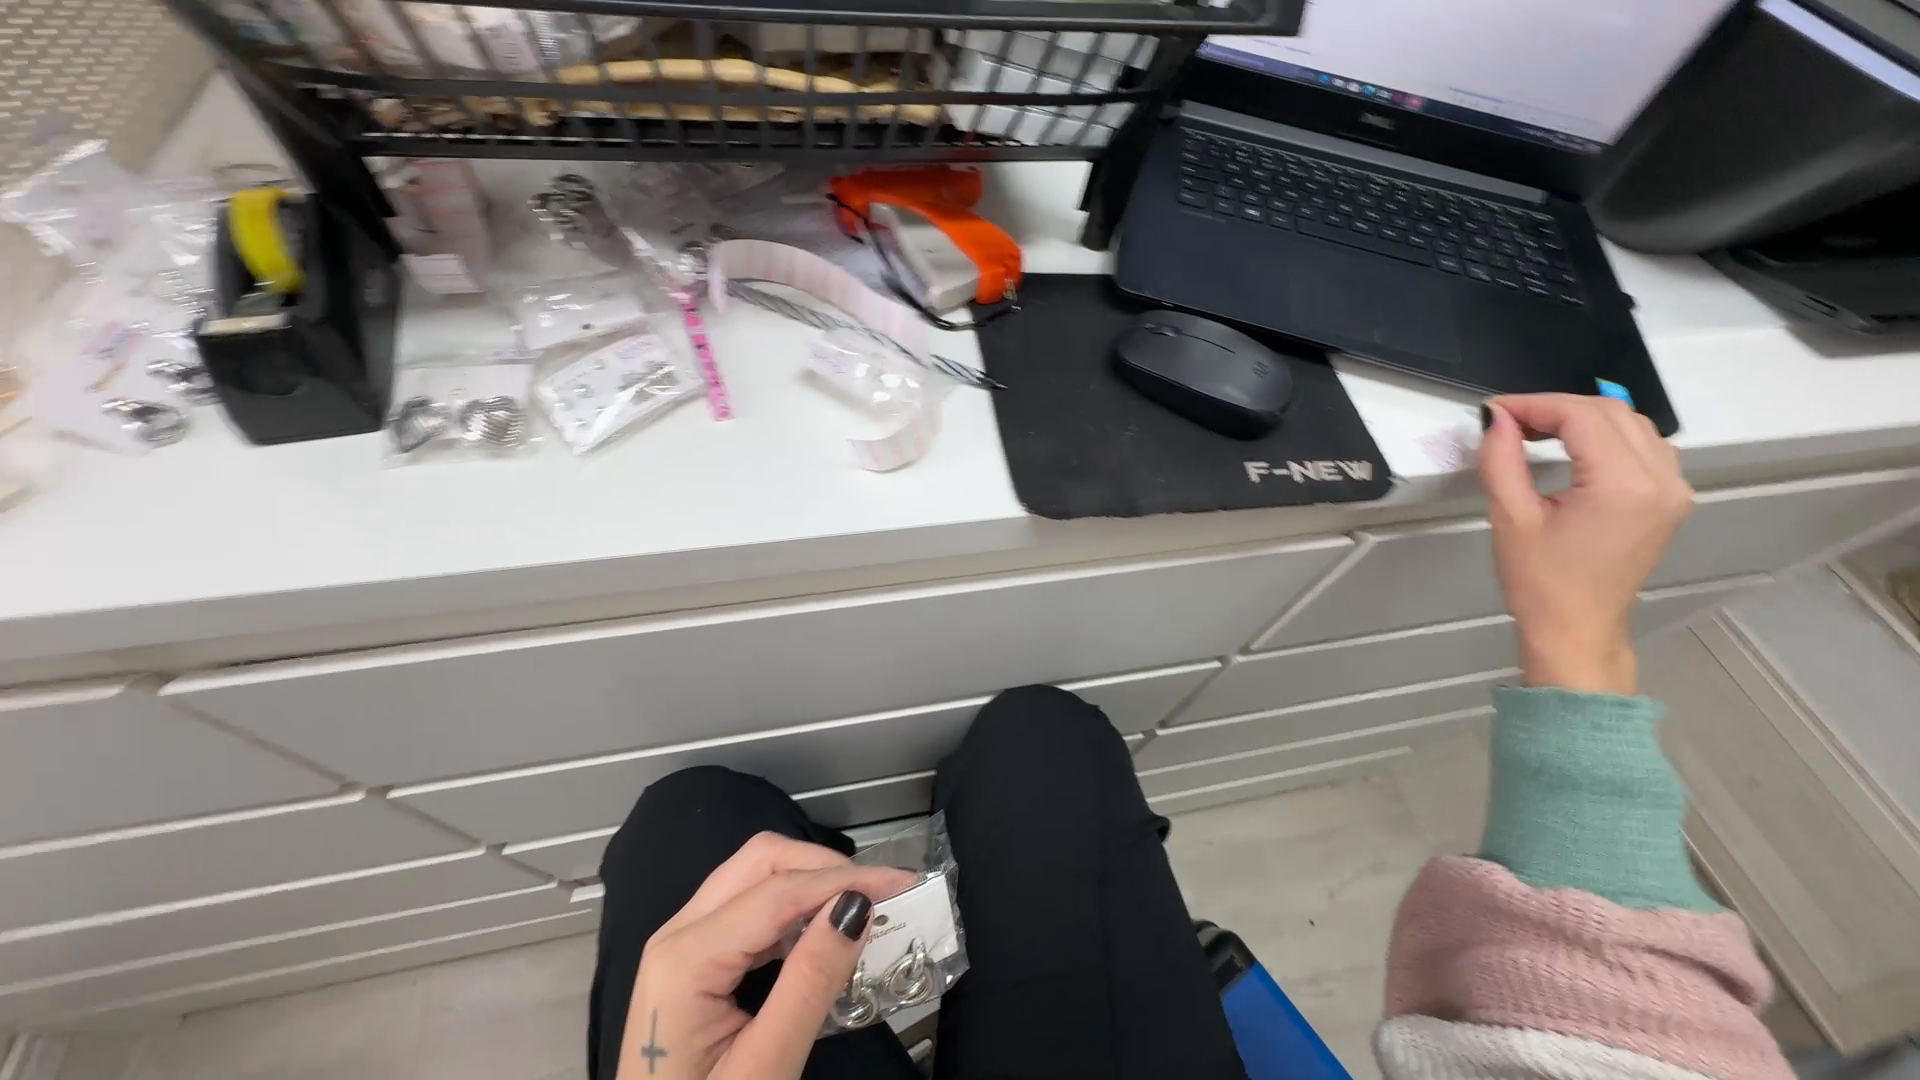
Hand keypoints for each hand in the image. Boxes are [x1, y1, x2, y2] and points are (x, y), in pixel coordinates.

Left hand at [621, 833, 917, 1079]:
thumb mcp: (764, 1067)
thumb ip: (809, 985)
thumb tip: (857, 907)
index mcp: (685, 960)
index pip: (778, 891)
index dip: (844, 878)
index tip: (902, 884)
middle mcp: (676, 934)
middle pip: (761, 860)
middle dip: (827, 866)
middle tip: (883, 894)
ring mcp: (680, 943)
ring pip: (754, 875)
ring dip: (812, 881)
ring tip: (863, 909)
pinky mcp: (691, 958)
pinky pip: (747, 905)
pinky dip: (793, 905)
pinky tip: (823, 932)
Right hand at [1479, 394, 1693, 694]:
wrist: (1575, 627)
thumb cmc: (1540, 582)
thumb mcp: (1510, 517)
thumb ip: (1502, 459)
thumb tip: (1496, 419)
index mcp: (1623, 485)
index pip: (1582, 416)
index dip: (1534, 405)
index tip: (1495, 411)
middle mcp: (1661, 480)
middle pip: (1611, 412)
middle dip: (1555, 408)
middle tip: (1508, 420)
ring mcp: (1673, 489)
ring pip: (1631, 424)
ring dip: (1582, 418)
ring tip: (1534, 431)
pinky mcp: (1669, 498)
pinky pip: (1643, 446)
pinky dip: (1605, 435)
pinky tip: (1571, 446)